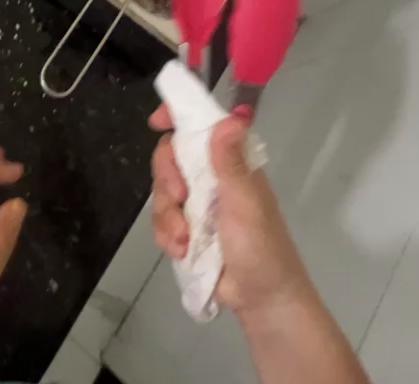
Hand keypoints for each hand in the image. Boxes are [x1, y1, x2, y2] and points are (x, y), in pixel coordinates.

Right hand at [149, 106, 311, 317]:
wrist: (262, 301)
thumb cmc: (262, 247)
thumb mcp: (246, 203)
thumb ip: (232, 162)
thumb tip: (232, 118)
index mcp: (230, 161)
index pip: (200, 125)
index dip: (176, 117)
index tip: (156, 122)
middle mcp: (210, 175)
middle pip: (170, 155)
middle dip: (166, 177)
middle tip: (178, 197)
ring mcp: (196, 201)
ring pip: (160, 189)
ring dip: (167, 215)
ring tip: (184, 240)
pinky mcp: (185, 226)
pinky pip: (160, 218)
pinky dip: (165, 234)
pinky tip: (180, 250)